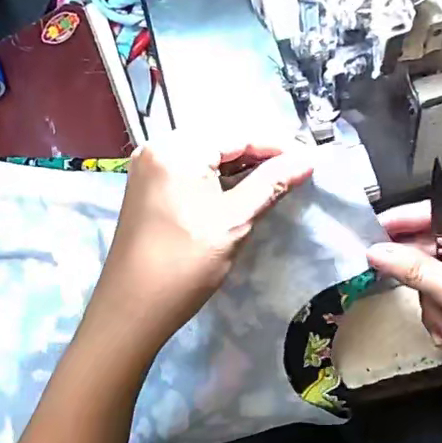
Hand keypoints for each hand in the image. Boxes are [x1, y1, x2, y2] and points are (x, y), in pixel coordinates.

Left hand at [89, 134, 315, 350]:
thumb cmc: (186, 263)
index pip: (237, 134)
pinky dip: (216, 178)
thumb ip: (271, 184)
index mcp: (177, 148)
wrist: (132, 308)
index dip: (276, 146)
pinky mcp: (147, 189)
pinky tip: (240, 189)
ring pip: (205, 156)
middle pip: (219, 140)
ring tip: (275, 180)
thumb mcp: (234, 221)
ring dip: (239, 167)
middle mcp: (157, 148)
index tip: (309, 159)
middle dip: (258, 154)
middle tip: (296, 170)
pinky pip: (189, 171)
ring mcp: (148, 168)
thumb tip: (307, 159)